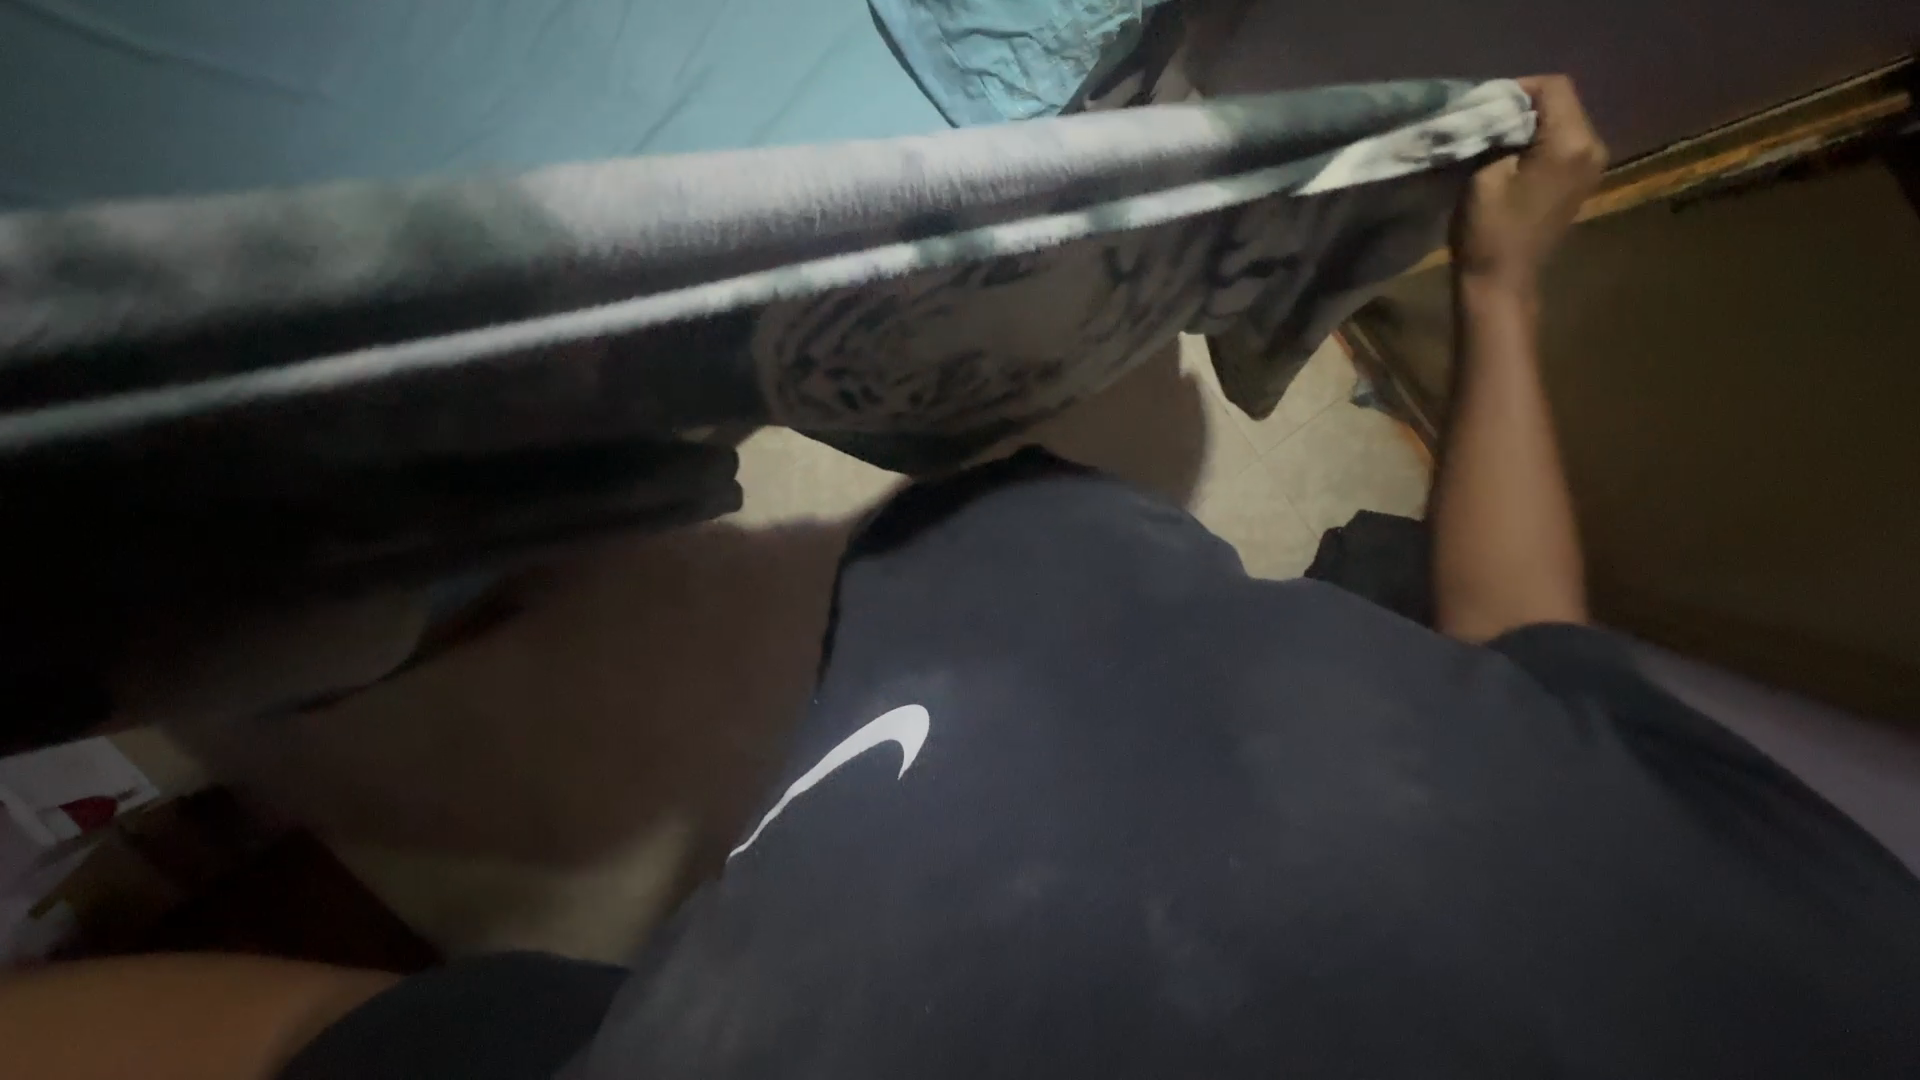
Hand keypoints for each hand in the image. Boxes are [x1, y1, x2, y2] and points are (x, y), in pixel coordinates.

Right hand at [1452, 75, 1607, 293]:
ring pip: (1561, 125)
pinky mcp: (1579, 182)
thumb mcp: (1482, 176)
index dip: (1516, 88)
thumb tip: (1497, 116)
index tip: (1482, 104)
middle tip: (1483, 120)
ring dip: (1527, 128)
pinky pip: (1561, 147)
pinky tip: (1509, 160)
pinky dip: (1535, 146)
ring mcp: (1591, 166)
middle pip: (1561, 104)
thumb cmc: (1487, 232)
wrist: (1501, 283)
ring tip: (1492, 141)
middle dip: (1521, 107)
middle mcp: (1593, 147)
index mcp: (1571, 142)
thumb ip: (1496, 137)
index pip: (1553, 88)